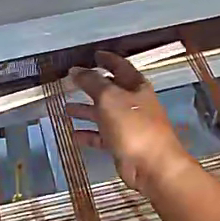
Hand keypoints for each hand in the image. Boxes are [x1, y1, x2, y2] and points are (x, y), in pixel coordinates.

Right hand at [68, 52, 193, 193]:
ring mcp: (129, 125)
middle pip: (110, 91)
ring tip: (66, 108)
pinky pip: (102, 136)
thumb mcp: (110, 98)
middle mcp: (134, 103)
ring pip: (104, 114)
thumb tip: (76, 70)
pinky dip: (88, 134)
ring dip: (86, 110)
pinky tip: (73, 134)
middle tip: (71, 82)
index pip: (121, 66)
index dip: (108, 59)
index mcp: (136, 87)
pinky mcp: (123, 145)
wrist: (153, 165)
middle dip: (91, 86)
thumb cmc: (134, 126)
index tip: (94, 55)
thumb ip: (92, 82)